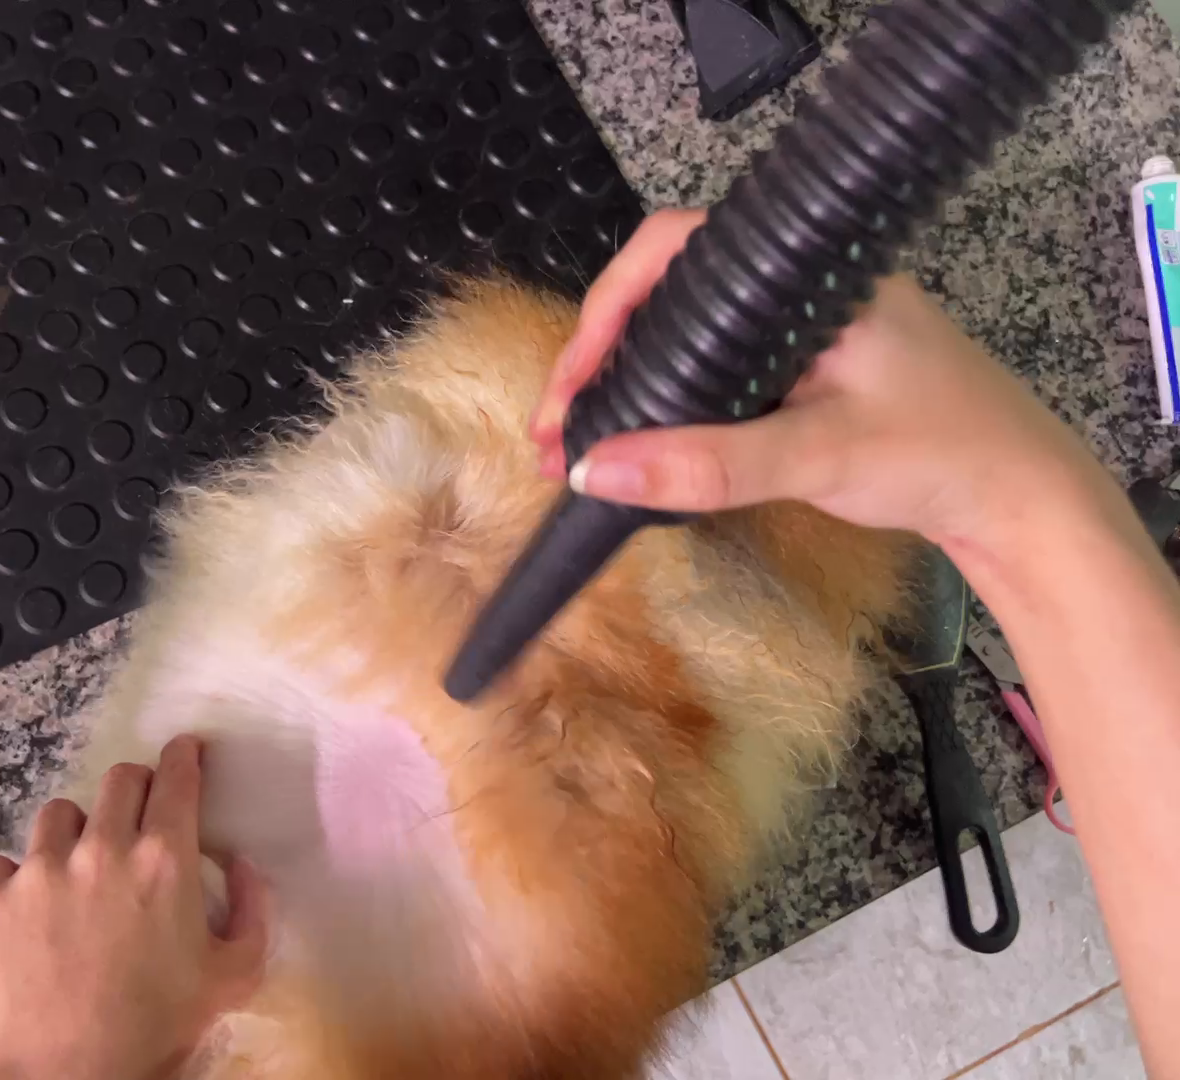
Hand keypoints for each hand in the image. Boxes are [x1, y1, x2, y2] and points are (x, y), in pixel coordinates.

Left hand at [0, 736, 269, 1079]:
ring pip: (60, 811)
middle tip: (138, 817)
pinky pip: (2, 862)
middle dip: (136, 787)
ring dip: (75, 831)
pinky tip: (27, 907)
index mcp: (162, 857)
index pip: (176, 776)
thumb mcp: (235, 975)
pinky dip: (15, 877)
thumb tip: (242, 860)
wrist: (70, 1078)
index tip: (185, 750)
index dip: (184, 754)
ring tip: (77, 867)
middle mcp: (102, 847)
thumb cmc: (159, 1025)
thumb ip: (253, 908)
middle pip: (120, 779)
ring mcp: (41, 866)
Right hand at [530, 209, 1111, 550]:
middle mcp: (780, 292)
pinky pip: (683, 375)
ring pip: (660, 342)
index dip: (603, 308)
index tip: (570, 383)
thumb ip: (707, 464)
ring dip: (603, 392)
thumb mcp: (818, 455)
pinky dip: (638, 409)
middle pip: (651, 301)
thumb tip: (590, 470)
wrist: (1011, 501)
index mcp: (800, 274)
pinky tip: (615, 443)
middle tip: (549, 429)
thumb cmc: (937, 454)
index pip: (671, 251)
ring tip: (562, 446)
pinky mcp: (770, 373)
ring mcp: (773, 334)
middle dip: (586, 365)